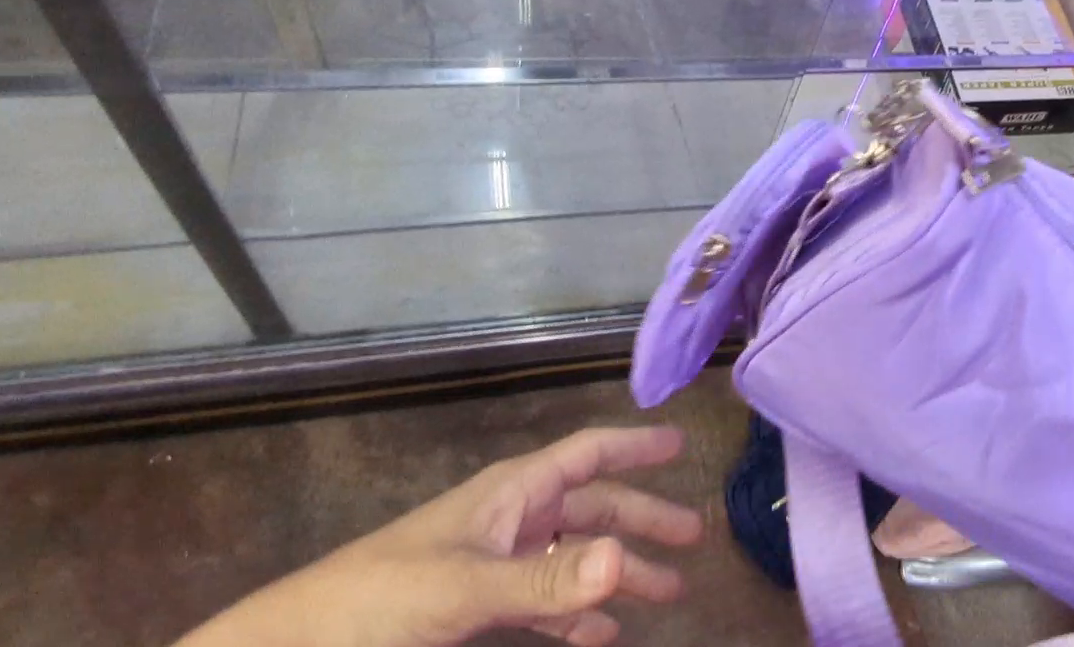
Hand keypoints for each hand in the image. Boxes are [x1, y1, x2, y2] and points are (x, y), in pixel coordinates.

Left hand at [175, 426, 704, 646]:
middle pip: (593, 508)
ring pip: (574, 559)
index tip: (681, 445)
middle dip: (643, 520)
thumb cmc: (379, 600)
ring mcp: (496, 563)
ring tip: (667, 595)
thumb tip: (623, 560)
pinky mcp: (479, 608)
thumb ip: (545, 581)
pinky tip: (604, 640)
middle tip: (694, 538)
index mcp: (512, 492)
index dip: (635, 445)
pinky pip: (546, 605)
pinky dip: (578, 619)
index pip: (588, 453)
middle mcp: (512, 518)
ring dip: (619, 574)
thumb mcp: (464, 589)